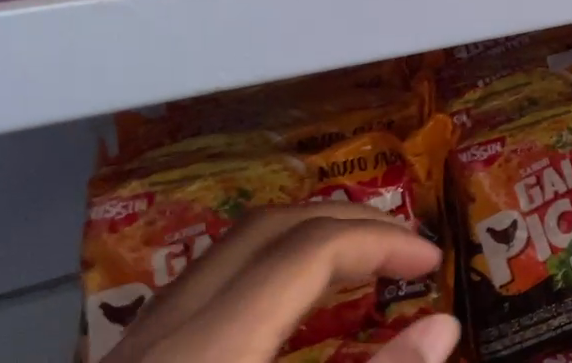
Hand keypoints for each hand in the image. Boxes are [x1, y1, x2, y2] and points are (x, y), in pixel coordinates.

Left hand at [102, 204, 461, 362]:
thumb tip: (441, 328)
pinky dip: (265, 274)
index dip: (382, 241)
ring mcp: (129, 354)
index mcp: (206, 352)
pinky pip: (202, 290)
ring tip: (358, 262)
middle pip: (268, 228)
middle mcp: (161, 335)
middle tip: (402, 245)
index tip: (430, 263)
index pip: (309, 251)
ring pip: (228, 252)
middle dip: (348, 221)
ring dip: (305, 240)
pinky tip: (289, 313)